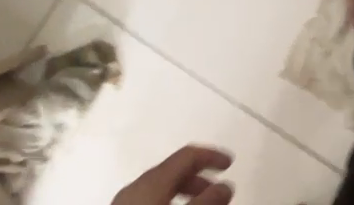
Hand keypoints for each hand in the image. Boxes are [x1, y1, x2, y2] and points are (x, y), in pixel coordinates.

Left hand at [112, 145, 234, 204]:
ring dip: (185, 193)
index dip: (211, 155)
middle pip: (174, 170)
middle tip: (218, 191)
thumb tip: (227, 185)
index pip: (187, 154)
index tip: (230, 163)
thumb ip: (206, 202)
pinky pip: (149, 201)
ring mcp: (124, 202)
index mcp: (153, 180)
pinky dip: (169, 202)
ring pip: (161, 188)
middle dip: (200, 179)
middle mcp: (136, 185)